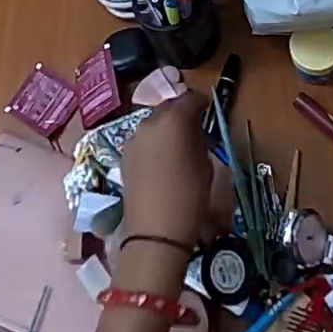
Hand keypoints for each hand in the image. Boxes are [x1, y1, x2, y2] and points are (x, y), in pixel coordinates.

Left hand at [121, 90, 210, 242]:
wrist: (155, 233)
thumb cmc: (189, 196)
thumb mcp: (205, 164)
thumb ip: (199, 139)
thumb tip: (194, 132)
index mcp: (174, 119)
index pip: (191, 98)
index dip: (201, 101)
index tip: (208, 108)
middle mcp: (150, 121)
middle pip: (169, 107)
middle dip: (182, 112)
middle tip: (194, 125)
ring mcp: (134, 138)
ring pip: (154, 123)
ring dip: (165, 127)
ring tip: (176, 144)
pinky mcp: (124, 156)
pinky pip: (143, 140)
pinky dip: (153, 142)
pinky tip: (160, 160)